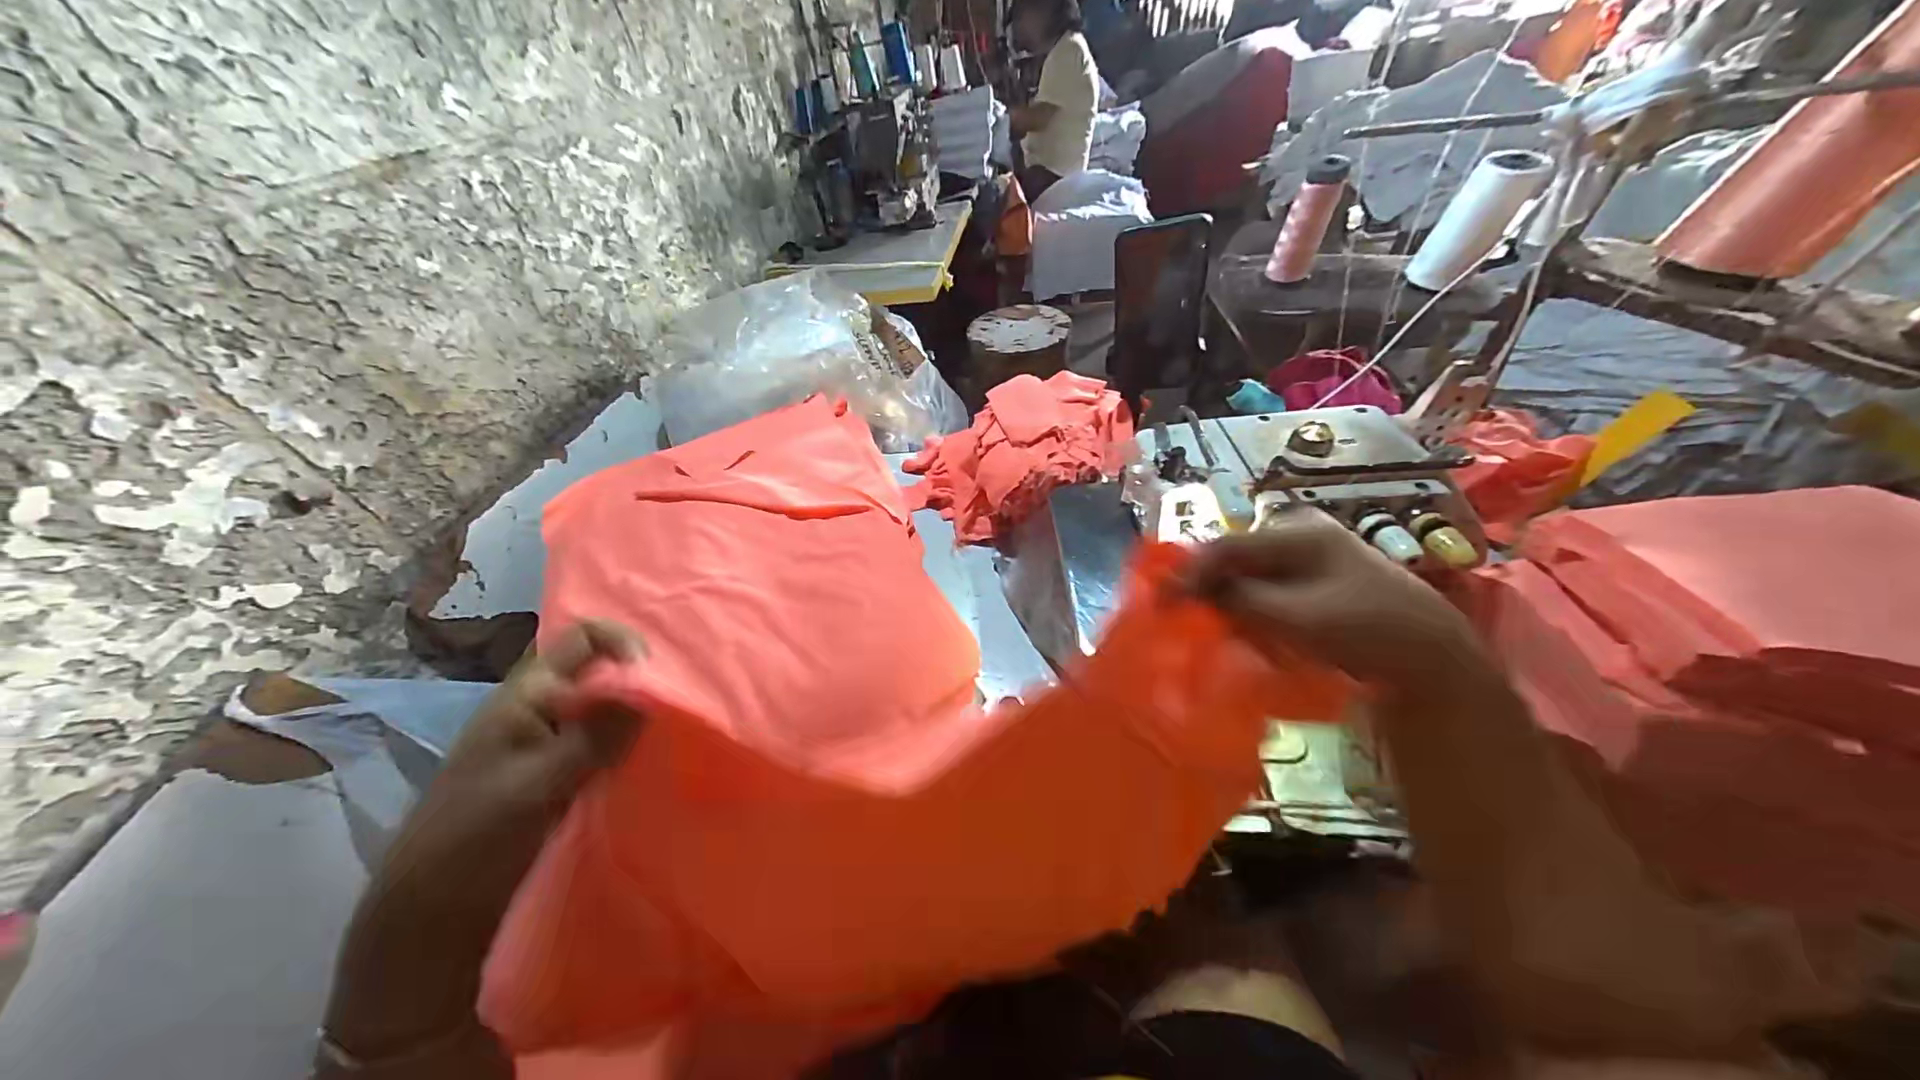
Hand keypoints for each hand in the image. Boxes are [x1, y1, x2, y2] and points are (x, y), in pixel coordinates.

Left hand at [322, 620, 645, 1062]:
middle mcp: (543, 709)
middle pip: (602, 670)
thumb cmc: (472, 842)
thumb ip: (592, 737)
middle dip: (640, 681)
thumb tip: (651, 691)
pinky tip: (654, 764)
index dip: (622, 643)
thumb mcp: (534, 786)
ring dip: (641, 717)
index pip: (582, 638)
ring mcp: (553, 744)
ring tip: (674, 738)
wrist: (431, 919)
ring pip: (608, 708)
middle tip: (676, 711)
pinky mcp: (564, 776)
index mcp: (526, 697)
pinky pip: (609, 743)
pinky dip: (634, 746)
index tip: (655, 679)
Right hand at [1179, 508, 1494, 700]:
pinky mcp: (1315, 584)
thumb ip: (1236, 600)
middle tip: (1185, 622)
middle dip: (1208, 591)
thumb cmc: (1366, 628)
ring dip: (1229, 606)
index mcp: (1296, 532)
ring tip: (1214, 633)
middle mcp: (1299, 536)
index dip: (1188, 573)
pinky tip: (1249, 636)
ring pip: (1248, 579)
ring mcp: (1309, 560)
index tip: (1160, 602)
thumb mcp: (1294, 616)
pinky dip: (1251, 613)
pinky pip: (1268, 593)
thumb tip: (1186, 590)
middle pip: (1234, 561)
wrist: (1433, 656)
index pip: (1224, 546)